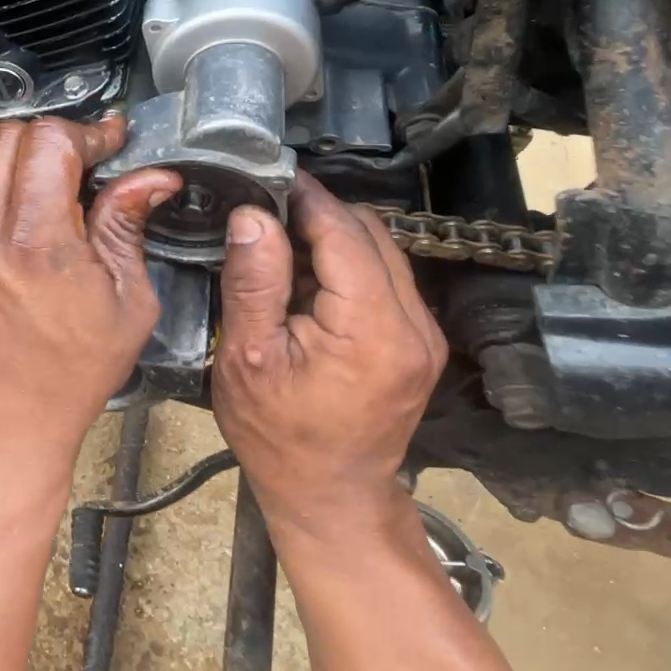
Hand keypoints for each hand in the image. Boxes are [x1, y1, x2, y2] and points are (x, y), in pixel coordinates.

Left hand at [0, 117, 182, 455]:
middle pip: (6, 136)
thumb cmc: (69, 373)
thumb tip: (151, 179)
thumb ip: (127, 228)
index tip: (106, 143)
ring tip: (23, 164)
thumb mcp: (128, 305)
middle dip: (48, 136)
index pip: (50, 141)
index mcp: (39, 241)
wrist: (6, 417)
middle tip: (73, 161)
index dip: (87, 132)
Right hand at [213, 171, 447, 541]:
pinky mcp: (418, 343)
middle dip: (317, 215)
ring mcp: (424, 335)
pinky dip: (345, 268)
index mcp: (372, 329)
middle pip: (370, 235)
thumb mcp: (247, 356)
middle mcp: (414, 326)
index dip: (306, 198)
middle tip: (263, 214)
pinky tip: (305, 285)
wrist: (328, 493)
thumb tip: (253, 216)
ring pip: (381, 253)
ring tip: (277, 251)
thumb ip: (254, 282)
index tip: (268, 177)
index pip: (345, 233)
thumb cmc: (278, 433)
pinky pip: (384, 281)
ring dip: (331, 240)